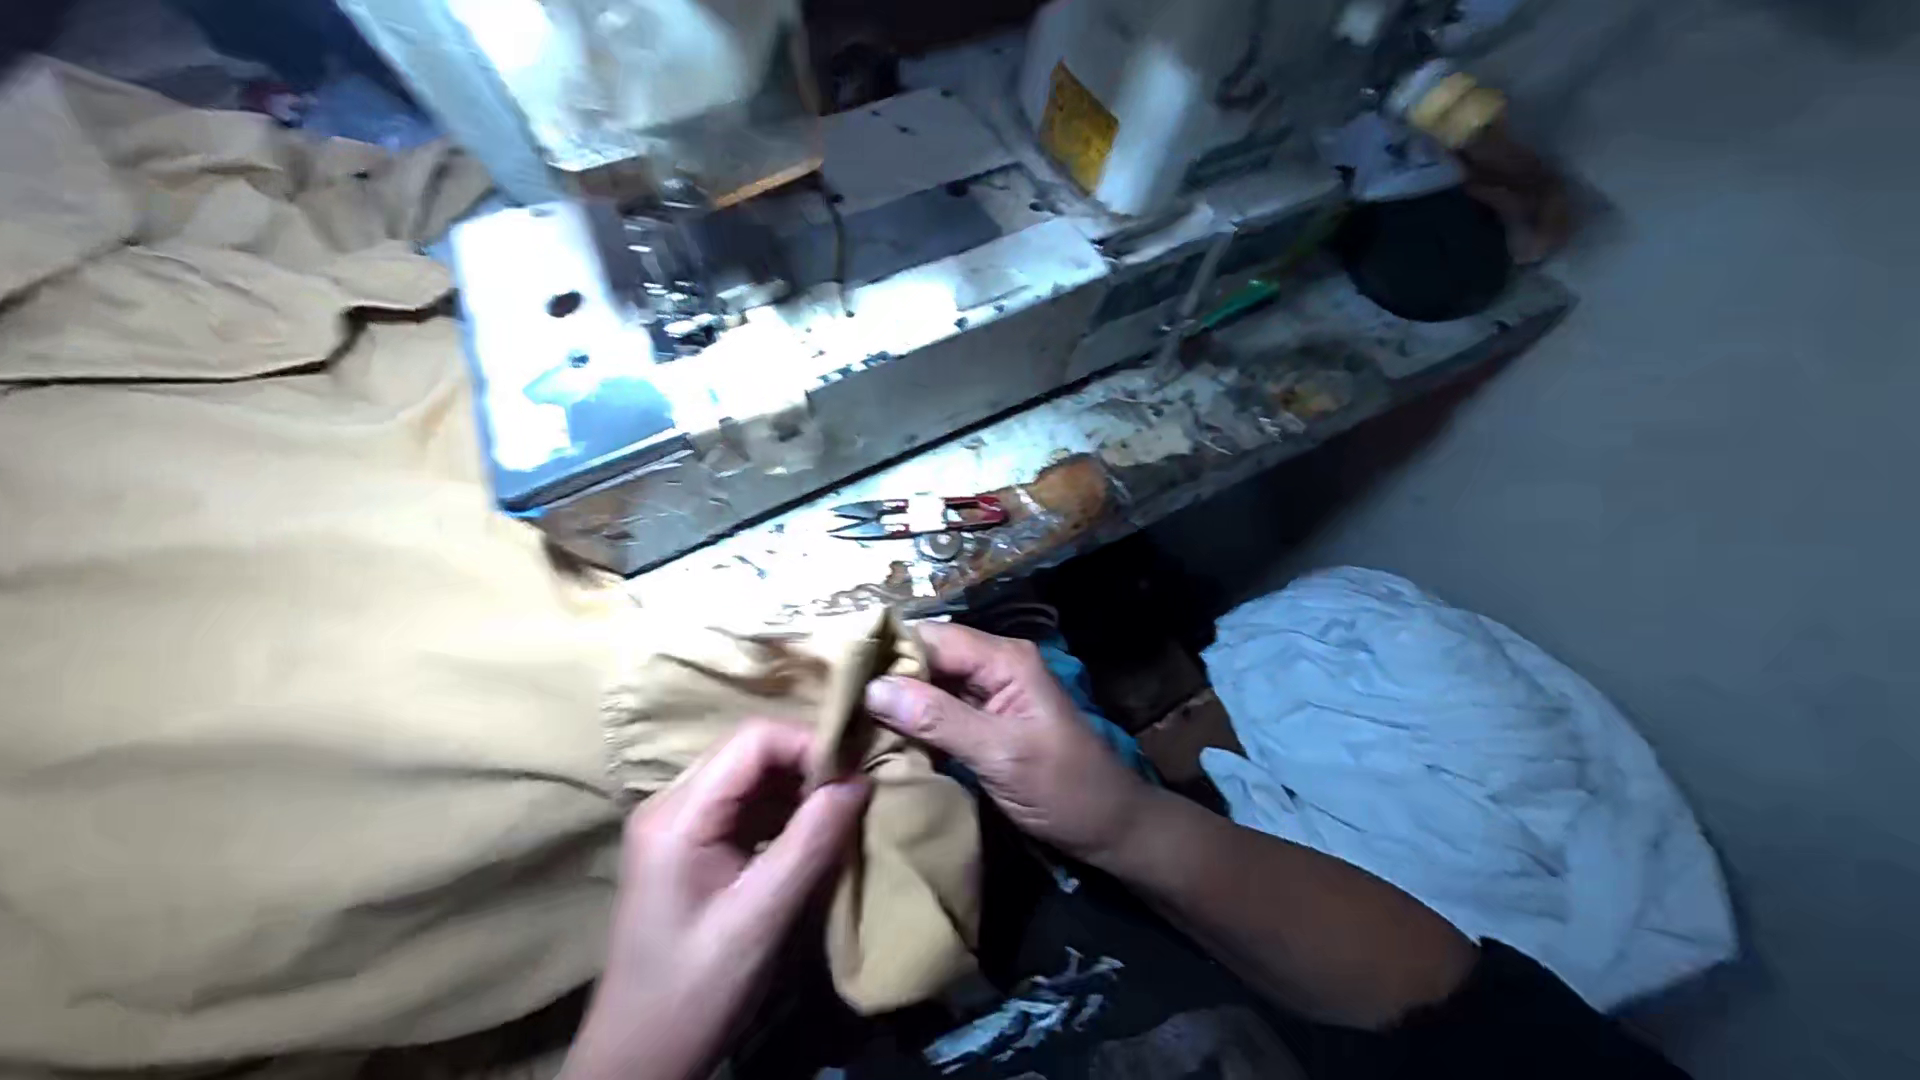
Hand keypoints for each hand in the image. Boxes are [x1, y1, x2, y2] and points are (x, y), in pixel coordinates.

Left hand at [562, 723, 870, 1079]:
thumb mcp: (761, 918)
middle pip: (751, 750)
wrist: (640, 1061)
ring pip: (753, 773)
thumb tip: (860, 780)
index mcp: (678, 815)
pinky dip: (786, 807)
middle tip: (854, 788)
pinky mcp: (694, 842)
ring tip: (842, 806)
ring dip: (800, 784)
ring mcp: (681, 822)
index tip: (854, 772)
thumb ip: (812, 842)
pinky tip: (814, 827)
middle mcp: (673, 803)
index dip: (808, 744)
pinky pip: (748, 802)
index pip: (752, 740)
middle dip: (808, 762)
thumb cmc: (695, 993)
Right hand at [863, 622, 1152, 864]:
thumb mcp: (1001, 754)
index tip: (838, 672)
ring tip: (845, 713)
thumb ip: (938, 718)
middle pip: (929, 657)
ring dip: (895, 697)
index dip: (888, 650)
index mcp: (1005, 660)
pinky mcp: (983, 721)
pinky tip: (879, 732)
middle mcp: (994, 666)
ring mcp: (988, 693)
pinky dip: (911, 718)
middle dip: (886, 674)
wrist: (1109, 827)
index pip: (934, 638)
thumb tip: (873, 689)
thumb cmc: (1065, 788)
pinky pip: (939, 708)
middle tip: (835, 697)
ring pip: (930, 683)